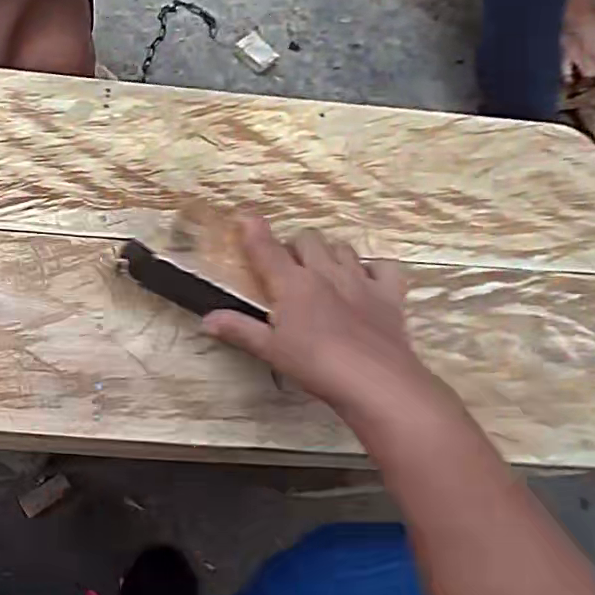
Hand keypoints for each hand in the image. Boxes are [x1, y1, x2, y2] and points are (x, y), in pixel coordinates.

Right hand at [201, 215, 447, 425]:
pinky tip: (368, 280)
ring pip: (342, 248)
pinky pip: (384, 267)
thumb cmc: (315, 365)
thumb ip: (239, 330)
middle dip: (295, 247)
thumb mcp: (270, 350)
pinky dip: (375, 269)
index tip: (246, 216)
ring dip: (329, 254)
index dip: (254, 230)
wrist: (373, 379)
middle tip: (289, 268)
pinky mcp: (388, 294)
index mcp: (293, 284)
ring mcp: (360, 280)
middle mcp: (325, 272)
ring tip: (323, 272)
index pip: (267, 248)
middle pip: (307, 240)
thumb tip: (207, 320)